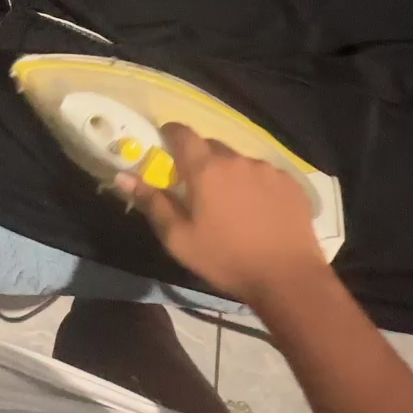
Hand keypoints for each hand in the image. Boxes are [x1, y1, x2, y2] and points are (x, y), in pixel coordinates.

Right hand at [116, 122, 327, 303]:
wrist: (289, 279)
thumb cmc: (226, 259)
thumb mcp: (179, 238)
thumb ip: (151, 202)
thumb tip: (122, 176)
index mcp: (205, 168)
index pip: (182, 132)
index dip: (170, 134)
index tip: (165, 147)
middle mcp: (236, 159)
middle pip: (210, 147)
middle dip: (199, 159)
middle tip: (196, 186)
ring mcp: (266, 169)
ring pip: (238, 161)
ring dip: (228, 173)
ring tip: (231, 203)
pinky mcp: (290, 182)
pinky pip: (263, 173)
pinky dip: (255, 184)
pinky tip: (258, 210)